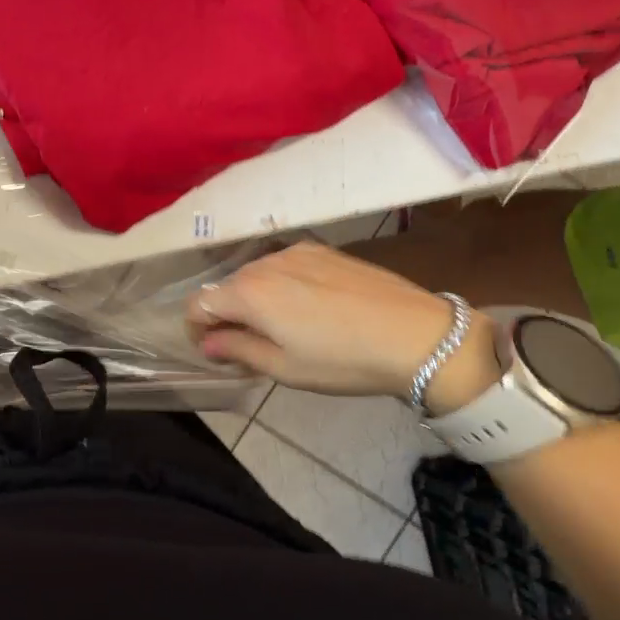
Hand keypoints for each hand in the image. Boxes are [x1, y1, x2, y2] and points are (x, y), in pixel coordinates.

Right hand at [185, 241, 500, 408]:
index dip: (197, 330)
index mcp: (248, 294)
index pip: (197, 304)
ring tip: (285, 327)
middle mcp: (263, 264)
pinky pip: (286, 266)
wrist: (423, 337)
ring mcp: (296, 253)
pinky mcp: (325, 251)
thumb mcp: (285, 368)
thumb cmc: (346, 361)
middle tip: (252, 346)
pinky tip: (312, 308)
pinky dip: (283, 285)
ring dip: (257, 299)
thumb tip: (208, 342)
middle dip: (229, 315)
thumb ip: (237, 349)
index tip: (215, 350)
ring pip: (256, 276)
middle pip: (226, 288)